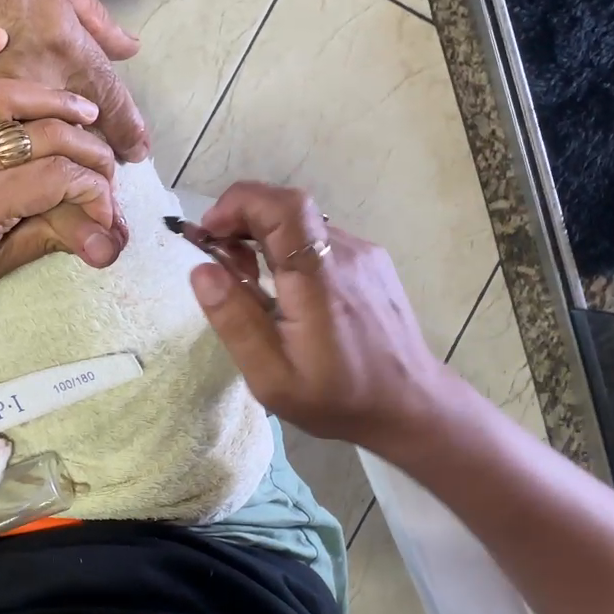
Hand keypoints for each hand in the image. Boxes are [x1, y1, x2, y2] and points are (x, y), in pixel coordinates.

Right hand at [0, 0, 148, 164]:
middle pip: (71, 138)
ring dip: (44, 161)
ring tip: (56, 166)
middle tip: (97, 161)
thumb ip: (92, 16)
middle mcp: (25, 86)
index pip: (109, 106)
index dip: (127, 132)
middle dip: (90, 153)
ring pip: (24, 153)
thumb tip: (128, 49)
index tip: (136, 151)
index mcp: (59, 48)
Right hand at [186, 181, 456, 445]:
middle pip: (287, 206)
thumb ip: (235, 320)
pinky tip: (283, 289)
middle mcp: (345, 255)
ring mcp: (363, 255)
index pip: (281, 207)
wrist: (413, 409)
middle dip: (241, 220)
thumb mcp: (271, 377)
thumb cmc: (337, 399)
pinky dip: (288, 249)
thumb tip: (201, 269)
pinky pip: (319, 239)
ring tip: (248, 282)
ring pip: (301, 223)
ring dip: (263, 237)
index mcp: (318, 281)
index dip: (237, 205)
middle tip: (219, 260)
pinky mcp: (371, 263)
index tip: (209, 234)